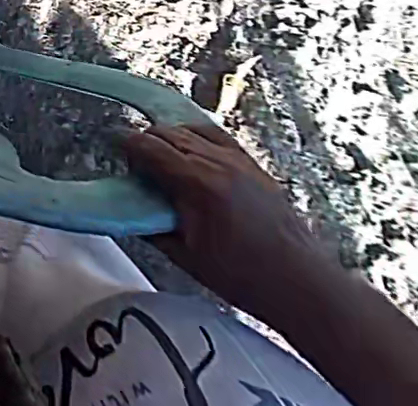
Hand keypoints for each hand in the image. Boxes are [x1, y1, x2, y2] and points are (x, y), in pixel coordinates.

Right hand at [124, 124, 341, 322]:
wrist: (306, 288)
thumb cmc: (245, 276)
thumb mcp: (183, 254)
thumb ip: (146, 223)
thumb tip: (120, 207)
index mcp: (198, 183)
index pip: (148, 146)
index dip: (124, 142)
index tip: (111, 143)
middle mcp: (219, 164)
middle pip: (166, 132)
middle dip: (144, 140)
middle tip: (134, 160)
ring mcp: (240, 162)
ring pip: (190, 129)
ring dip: (169, 137)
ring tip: (160, 155)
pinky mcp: (254, 166)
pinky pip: (216, 136)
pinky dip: (195, 136)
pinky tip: (189, 149)